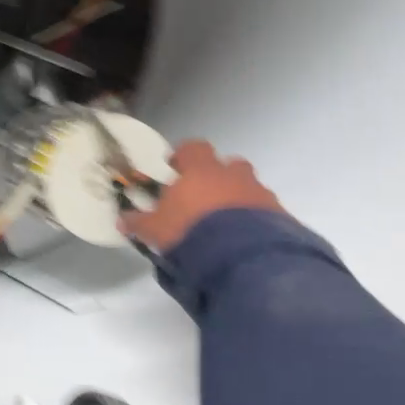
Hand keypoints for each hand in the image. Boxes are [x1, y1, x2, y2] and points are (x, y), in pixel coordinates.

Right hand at [120, 140, 283, 252]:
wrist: (244, 257)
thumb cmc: (190, 230)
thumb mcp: (154, 228)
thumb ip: (138, 221)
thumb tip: (122, 220)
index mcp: (201, 171)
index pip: (193, 147)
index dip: (184, 156)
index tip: (175, 170)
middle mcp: (234, 176)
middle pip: (230, 164)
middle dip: (219, 176)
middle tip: (203, 196)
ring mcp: (261, 195)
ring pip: (250, 188)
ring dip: (238, 200)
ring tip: (224, 224)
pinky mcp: (283, 218)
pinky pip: (266, 212)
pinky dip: (255, 220)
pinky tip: (241, 239)